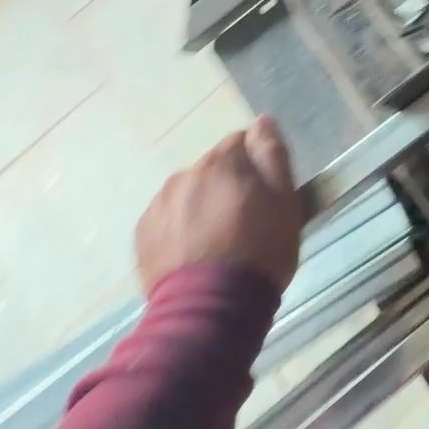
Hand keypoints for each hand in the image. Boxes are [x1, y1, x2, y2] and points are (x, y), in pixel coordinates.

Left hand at [135, 116, 306, 291]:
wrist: (209, 308)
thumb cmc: (259, 250)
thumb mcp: (284, 200)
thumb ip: (273, 155)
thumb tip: (263, 120)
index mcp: (221, 162)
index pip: (242, 142)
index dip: (258, 165)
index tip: (267, 193)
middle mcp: (184, 175)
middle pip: (214, 168)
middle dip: (229, 184)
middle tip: (247, 220)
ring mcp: (158, 205)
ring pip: (190, 192)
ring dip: (204, 204)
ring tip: (219, 239)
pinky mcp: (143, 235)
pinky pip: (169, 218)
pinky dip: (183, 226)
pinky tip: (197, 252)